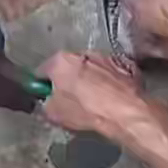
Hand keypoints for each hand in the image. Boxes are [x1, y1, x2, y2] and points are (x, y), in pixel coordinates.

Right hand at [38, 51, 154, 137]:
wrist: (125, 111)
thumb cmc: (87, 111)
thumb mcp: (55, 114)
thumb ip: (46, 103)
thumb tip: (49, 102)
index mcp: (60, 61)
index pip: (42, 71)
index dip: (42, 85)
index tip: (46, 95)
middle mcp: (82, 52)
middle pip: (68, 66)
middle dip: (67, 80)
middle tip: (70, 100)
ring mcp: (105, 56)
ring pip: (90, 67)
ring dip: (89, 79)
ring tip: (93, 100)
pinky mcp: (125, 64)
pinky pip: (109, 72)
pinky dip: (107, 81)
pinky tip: (110, 97)